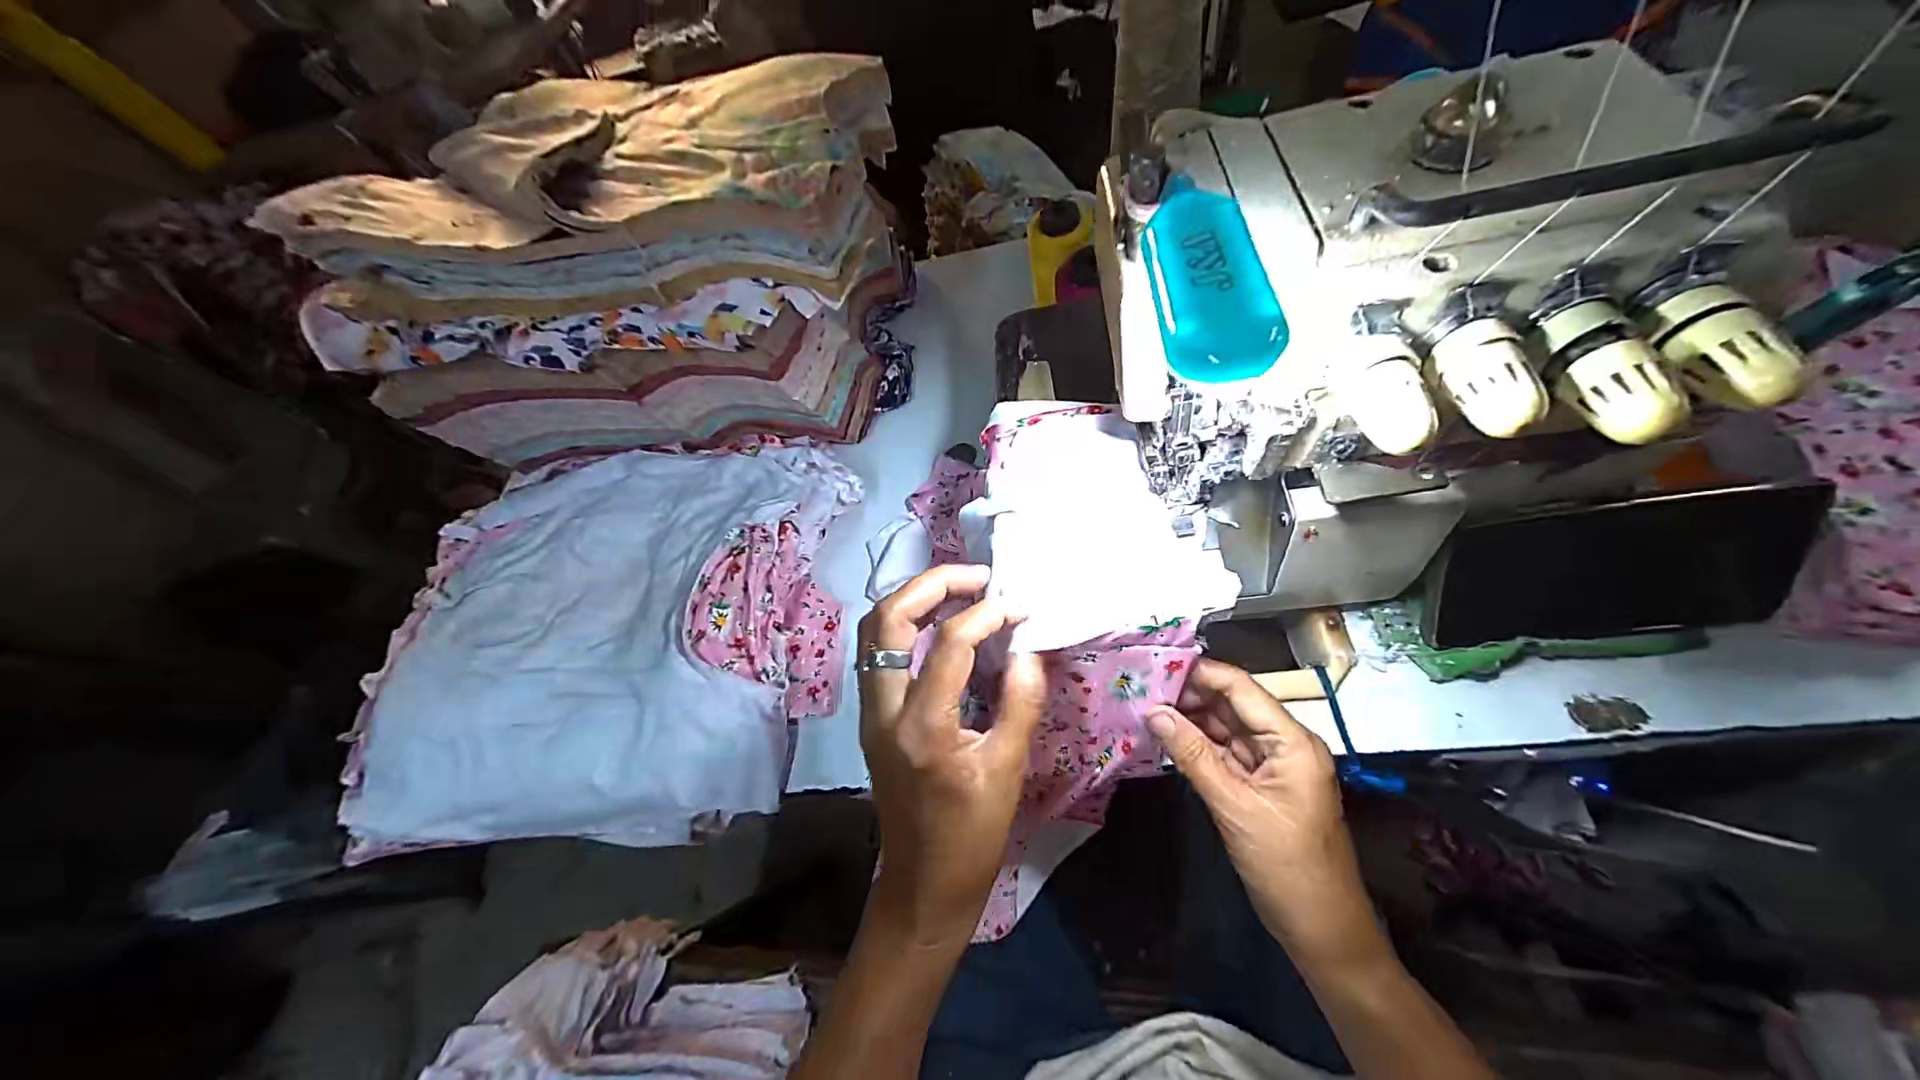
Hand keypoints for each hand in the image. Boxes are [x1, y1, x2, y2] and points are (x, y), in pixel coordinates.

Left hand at [857, 564, 1044, 942]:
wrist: (922, 882)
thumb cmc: (971, 835)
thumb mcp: (1008, 768)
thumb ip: (1020, 702)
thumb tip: (1028, 647)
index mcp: (922, 726)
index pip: (947, 643)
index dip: (985, 614)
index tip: (1017, 607)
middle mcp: (884, 710)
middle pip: (887, 619)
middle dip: (932, 584)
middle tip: (978, 577)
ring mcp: (870, 712)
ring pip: (873, 631)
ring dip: (913, 599)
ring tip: (961, 590)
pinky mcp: (873, 717)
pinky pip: (878, 652)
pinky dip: (906, 625)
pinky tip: (942, 624)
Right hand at [1147, 659, 1384, 964]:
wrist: (1321, 928)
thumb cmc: (1285, 865)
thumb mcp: (1233, 806)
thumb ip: (1192, 755)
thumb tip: (1153, 712)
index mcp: (1292, 742)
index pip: (1243, 689)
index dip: (1202, 673)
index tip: (1159, 665)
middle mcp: (1285, 745)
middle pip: (1234, 706)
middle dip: (1191, 695)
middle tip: (1144, 688)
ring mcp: (1273, 766)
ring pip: (1227, 729)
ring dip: (1191, 719)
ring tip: (1148, 707)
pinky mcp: (1260, 786)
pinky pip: (1226, 754)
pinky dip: (1198, 745)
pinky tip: (1168, 737)